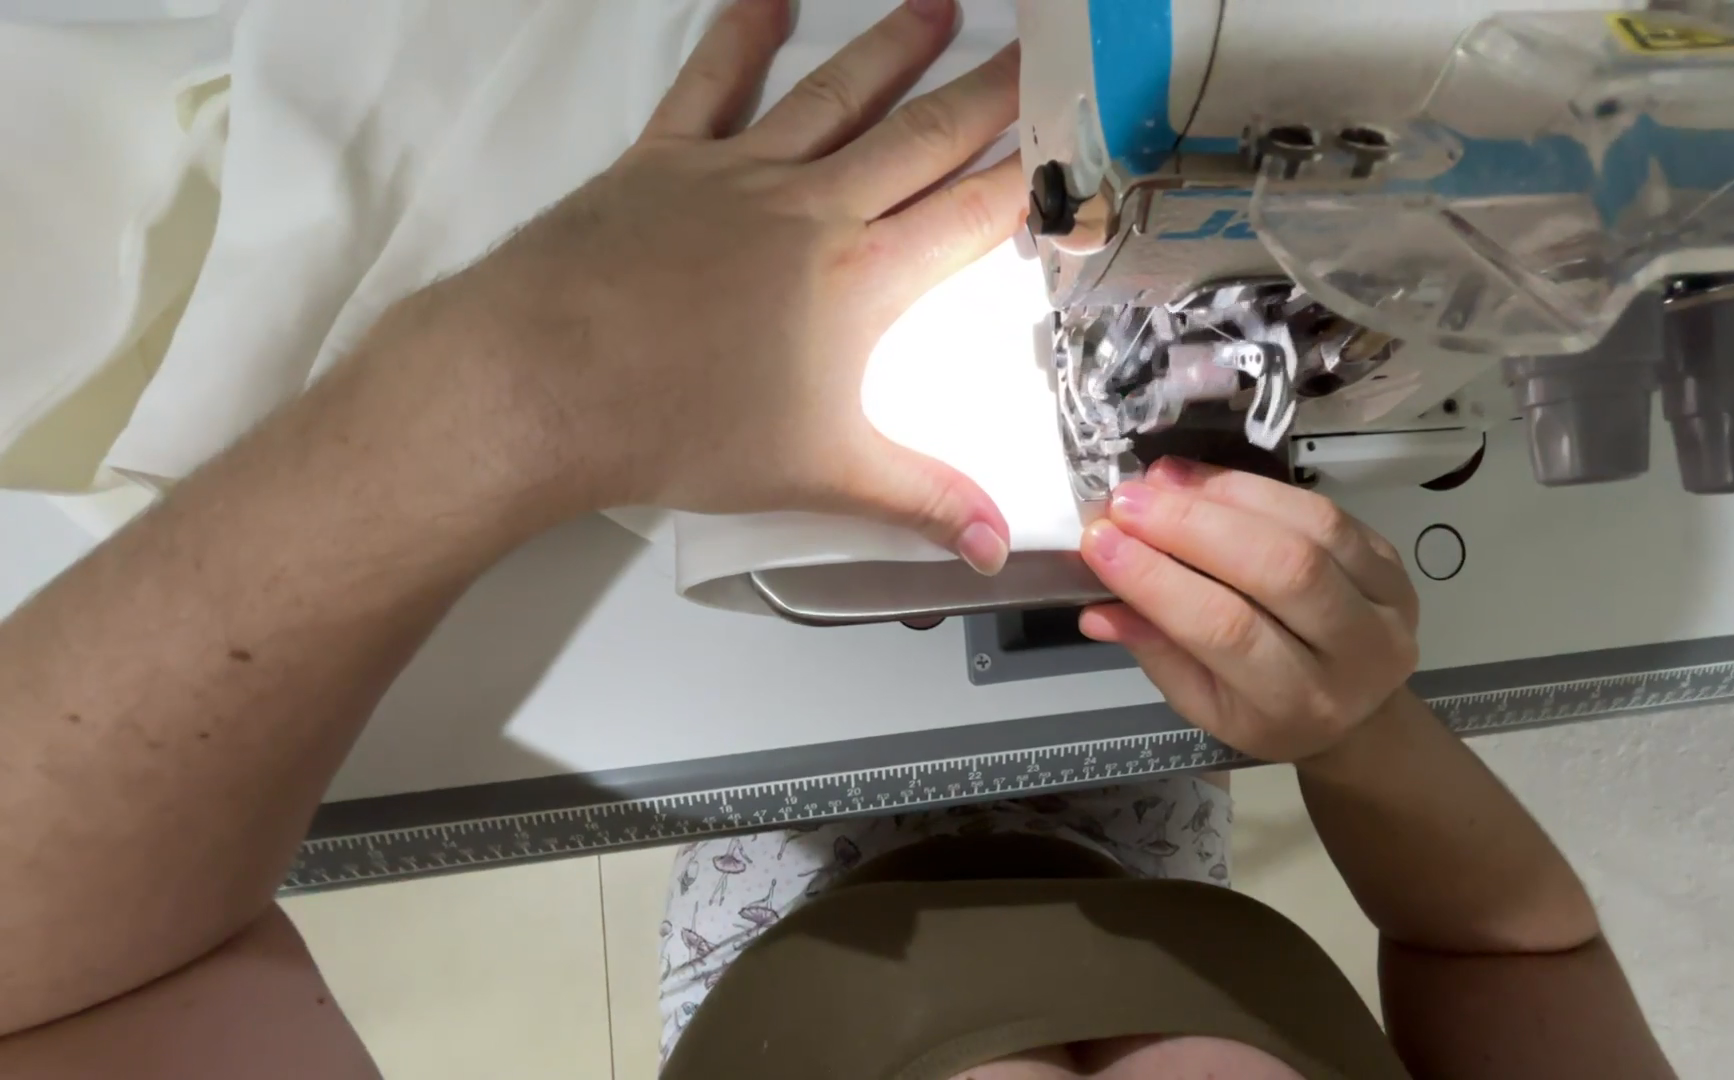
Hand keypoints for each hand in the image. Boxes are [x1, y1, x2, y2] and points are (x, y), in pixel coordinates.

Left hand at [370, 0, 1019, 572]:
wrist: (542, 387)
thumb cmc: (688, 431)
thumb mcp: (824, 477)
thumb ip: (923, 502)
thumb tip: (996, 551)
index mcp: (861, 279)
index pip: (971, 218)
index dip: (1030, 182)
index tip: (1071, 148)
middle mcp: (812, 208)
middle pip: (922, 139)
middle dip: (990, 95)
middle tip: (1039, 49)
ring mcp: (736, 175)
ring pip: (835, 96)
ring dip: (894, 49)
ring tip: (942, 3)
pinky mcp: (662, 162)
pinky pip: (711, 84)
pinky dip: (742, 36)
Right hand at [1077, 460, 1419, 761]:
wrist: (1357, 711)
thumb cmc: (1264, 711)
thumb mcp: (1201, 702)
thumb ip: (1155, 651)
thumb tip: (1096, 608)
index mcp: (1297, 702)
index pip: (1224, 628)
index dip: (1156, 578)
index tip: (1098, 540)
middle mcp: (1356, 651)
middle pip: (1276, 568)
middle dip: (1189, 525)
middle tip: (1125, 502)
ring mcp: (1385, 597)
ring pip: (1305, 526)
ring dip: (1220, 494)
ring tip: (1158, 480)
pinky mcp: (1388, 555)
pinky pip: (1320, 506)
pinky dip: (1253, 485)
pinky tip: (1201, 478)